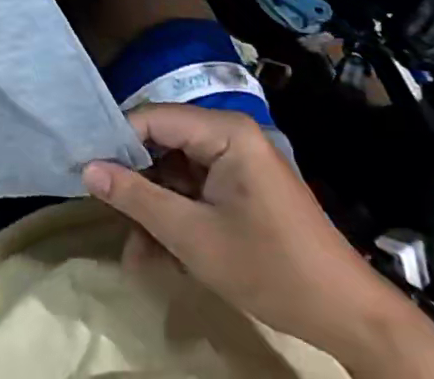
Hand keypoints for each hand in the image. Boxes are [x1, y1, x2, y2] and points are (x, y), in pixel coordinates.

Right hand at [82, 105, 433, 378]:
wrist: (348, 316)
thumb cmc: (269, 267)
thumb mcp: (192, 235)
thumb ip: (136, 197)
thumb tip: (86, 169)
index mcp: (224, 131)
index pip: (152, 119)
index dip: (116, 143)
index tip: (85, 171)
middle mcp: (229, 135)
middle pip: (162, 145)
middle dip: (135, 185)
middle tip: (107, 215)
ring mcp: (237, 162)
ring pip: (174, 172)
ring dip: (153, 209)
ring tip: (136, 252)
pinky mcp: (241, 187)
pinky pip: (194, 190)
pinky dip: (176, 217)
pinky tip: (160, 254)